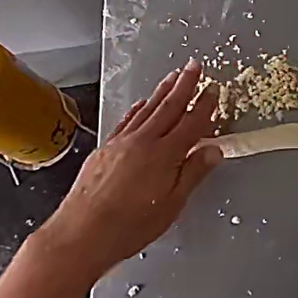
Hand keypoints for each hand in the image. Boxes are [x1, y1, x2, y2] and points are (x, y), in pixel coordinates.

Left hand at [33, 61, 221, 283]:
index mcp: (165, 155)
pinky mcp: (107, 146)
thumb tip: (213, 150)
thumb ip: (193, 173)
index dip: (204, 106)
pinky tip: (142, 102)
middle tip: (195, 66)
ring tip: (173, 75)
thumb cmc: (130, 226)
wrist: (83, 231)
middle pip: (169, 107)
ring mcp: (123, 141)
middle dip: (184, 85)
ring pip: (148, 109)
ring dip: (163, 90)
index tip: (213, 90)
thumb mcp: (171, 206)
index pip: (191, 123)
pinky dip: (138, 108)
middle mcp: (144, 141)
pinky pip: (127, 119)